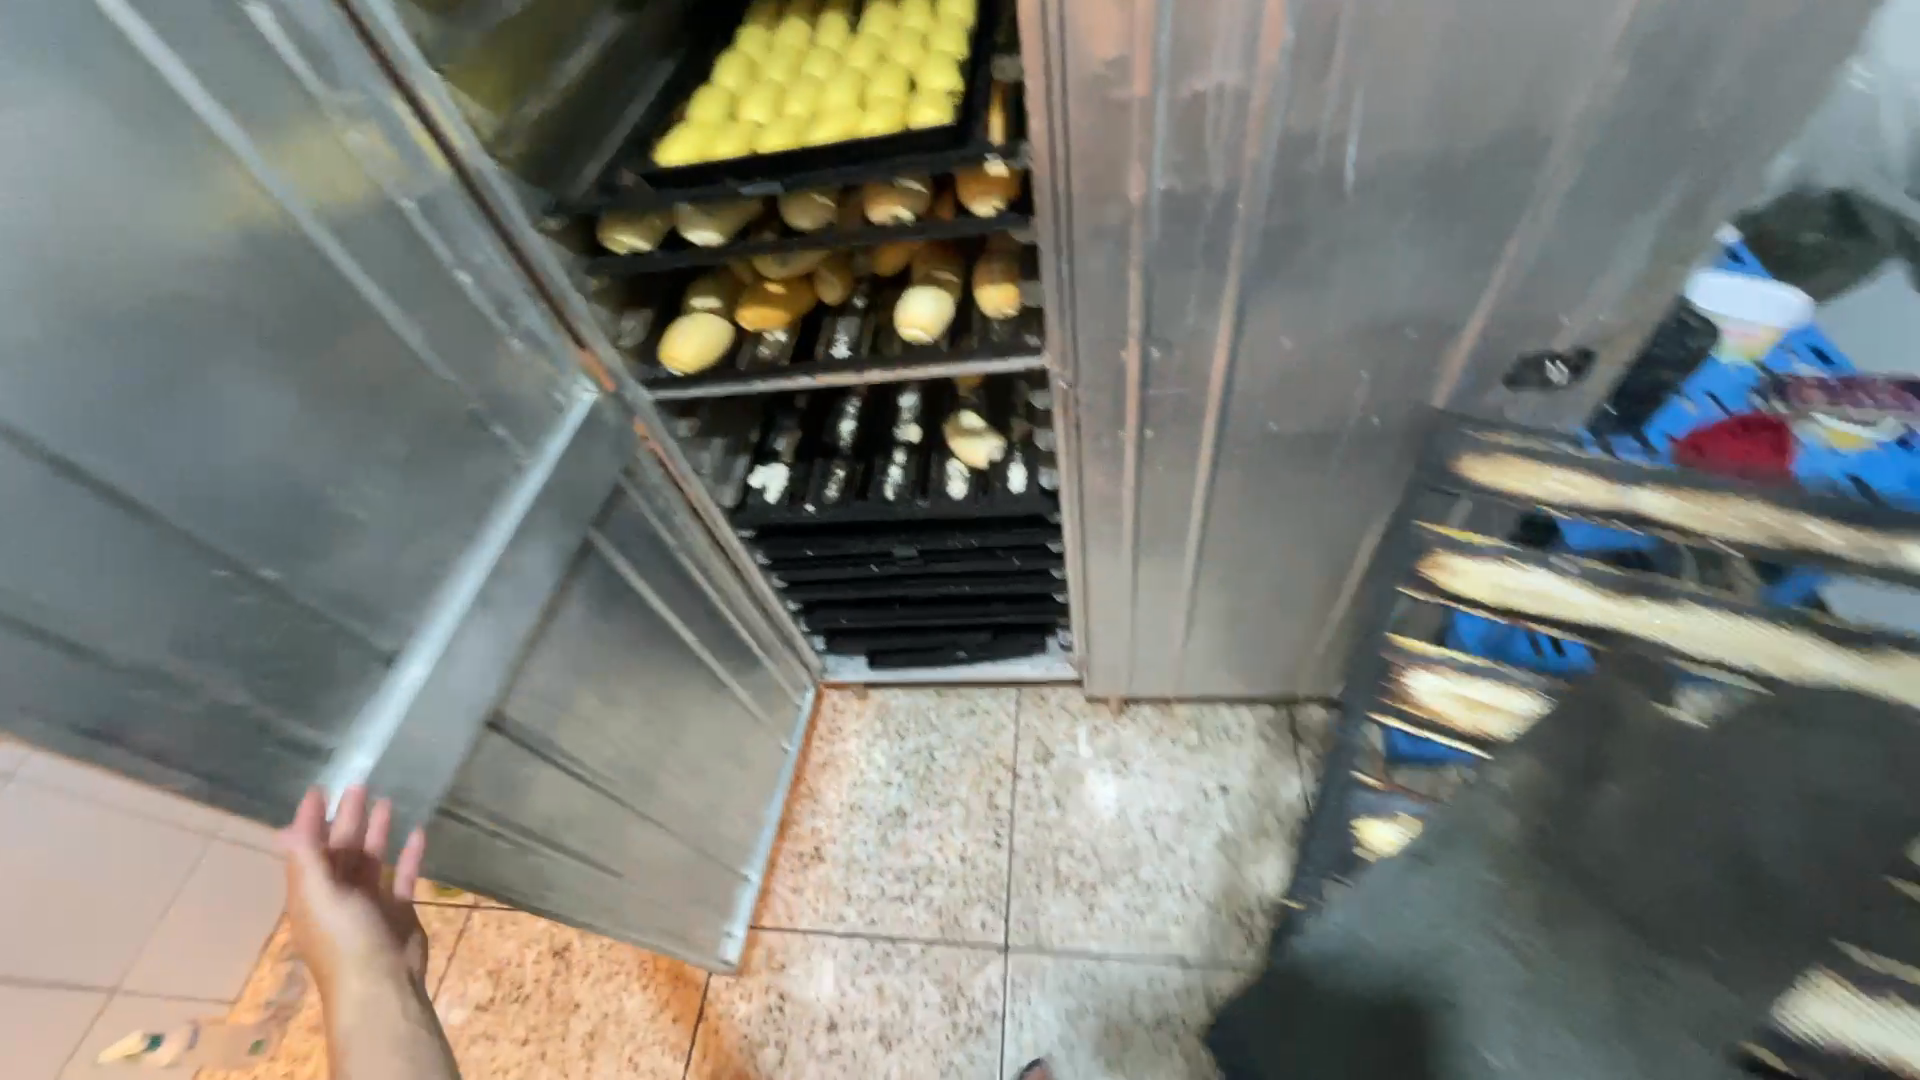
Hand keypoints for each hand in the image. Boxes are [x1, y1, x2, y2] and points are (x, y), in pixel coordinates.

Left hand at [279, 785, 428, 1001]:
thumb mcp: (320, 899)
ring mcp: (368, 902)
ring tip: (385, 801)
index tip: (319, 790)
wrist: (382, 981)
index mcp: (311, 893)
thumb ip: (307, 863)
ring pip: (370, 858)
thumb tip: (285, 829)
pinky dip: (409, 854)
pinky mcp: (397, 908)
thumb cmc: (346, 939)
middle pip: (340, 850)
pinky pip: (403, 874)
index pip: (308, 849)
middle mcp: (336, 895)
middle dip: (346, 818)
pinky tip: (418, 833)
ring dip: (375, 831)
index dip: (311, 820)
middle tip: (358, 785)